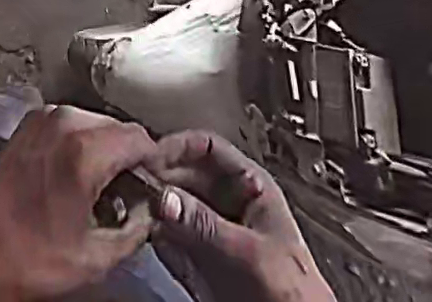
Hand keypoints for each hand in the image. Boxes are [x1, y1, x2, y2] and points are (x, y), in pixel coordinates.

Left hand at [0, 106, 158, 301]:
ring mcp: (44, 118)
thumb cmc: (23, 256)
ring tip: (99, 185)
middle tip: (129, 191)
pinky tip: (74, 173)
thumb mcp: (94, 257)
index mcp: (83, 150)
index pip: (140, 139)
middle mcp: (63, 123)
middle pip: (118, 128)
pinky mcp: (30, 123)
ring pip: (95, 122)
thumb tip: (149, 211)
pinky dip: (80, 142)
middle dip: (129, 156)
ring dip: (105, 148)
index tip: (154, 182)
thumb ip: (135, 228)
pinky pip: (70, 123)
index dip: (153, 162)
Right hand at [149, 131, 334, 301]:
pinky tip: (146, 234)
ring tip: (134, 206)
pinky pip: (172, 239)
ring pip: (175, 205)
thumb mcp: (251, 253)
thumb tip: (165, 197)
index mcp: (250, 186)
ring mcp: (214, 232)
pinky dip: (157, 236)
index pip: (207, 147)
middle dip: (161, 176)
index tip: (150, 154)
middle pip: (185, 174)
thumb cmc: (298, 294)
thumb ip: (207, 225)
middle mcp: (228, 203)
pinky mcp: (202, 262)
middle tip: (134, 181)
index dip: (178, 145)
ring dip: (154, 206)